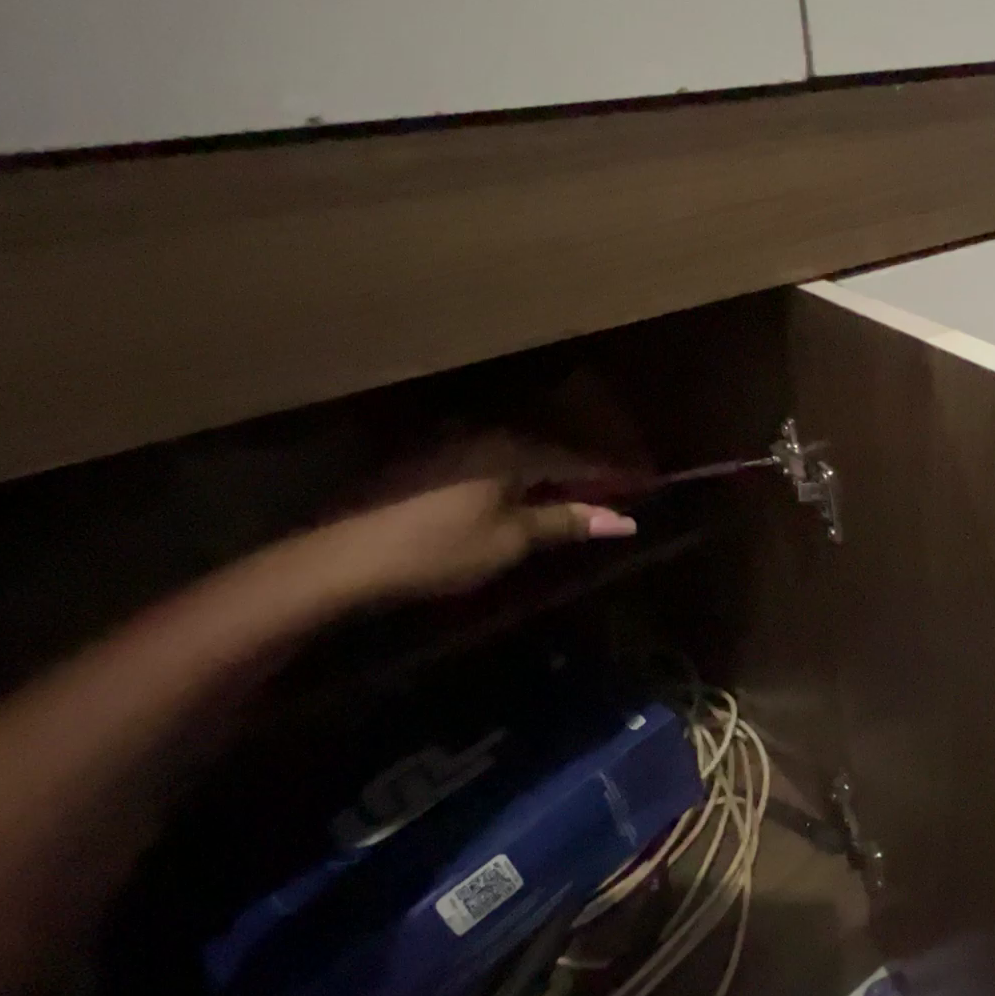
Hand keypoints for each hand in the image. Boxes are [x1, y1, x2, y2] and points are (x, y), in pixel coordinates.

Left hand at [292, 434, 642, 601]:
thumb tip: (623, 520)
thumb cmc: (440, 549)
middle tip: (616, 493)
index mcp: (512, 450)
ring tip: (578, 498)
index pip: (579, 462)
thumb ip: (566, 521)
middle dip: (585, 475)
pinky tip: (525, 500)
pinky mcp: (430, 464)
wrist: (347, 558)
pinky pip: (494, 466)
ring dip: (551, 478)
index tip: (647, 485)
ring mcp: (454, 447)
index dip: (614, 477)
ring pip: (520, 460)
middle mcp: (486, 437)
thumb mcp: (512, 539)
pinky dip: (519, 483)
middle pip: (551, 455)